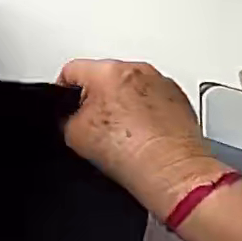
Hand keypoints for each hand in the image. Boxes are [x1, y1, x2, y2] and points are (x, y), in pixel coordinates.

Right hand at [56, 59, 228, 216]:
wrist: (170, 170)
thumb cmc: (130, 151)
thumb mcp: (71, 133)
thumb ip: (65, 114)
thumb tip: (71, 113)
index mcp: (106, 71)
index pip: (70, 70)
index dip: (63, 92)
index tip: (68, 106)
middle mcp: (136, 70)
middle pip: (101, 75)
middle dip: (95, 96)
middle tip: (95, 123)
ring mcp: (160, 82)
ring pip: (127, 85)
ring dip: (121, 101)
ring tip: (121, 130)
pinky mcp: (178, 96)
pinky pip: (151, 96)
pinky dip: (144, 109)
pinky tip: (140, 132)